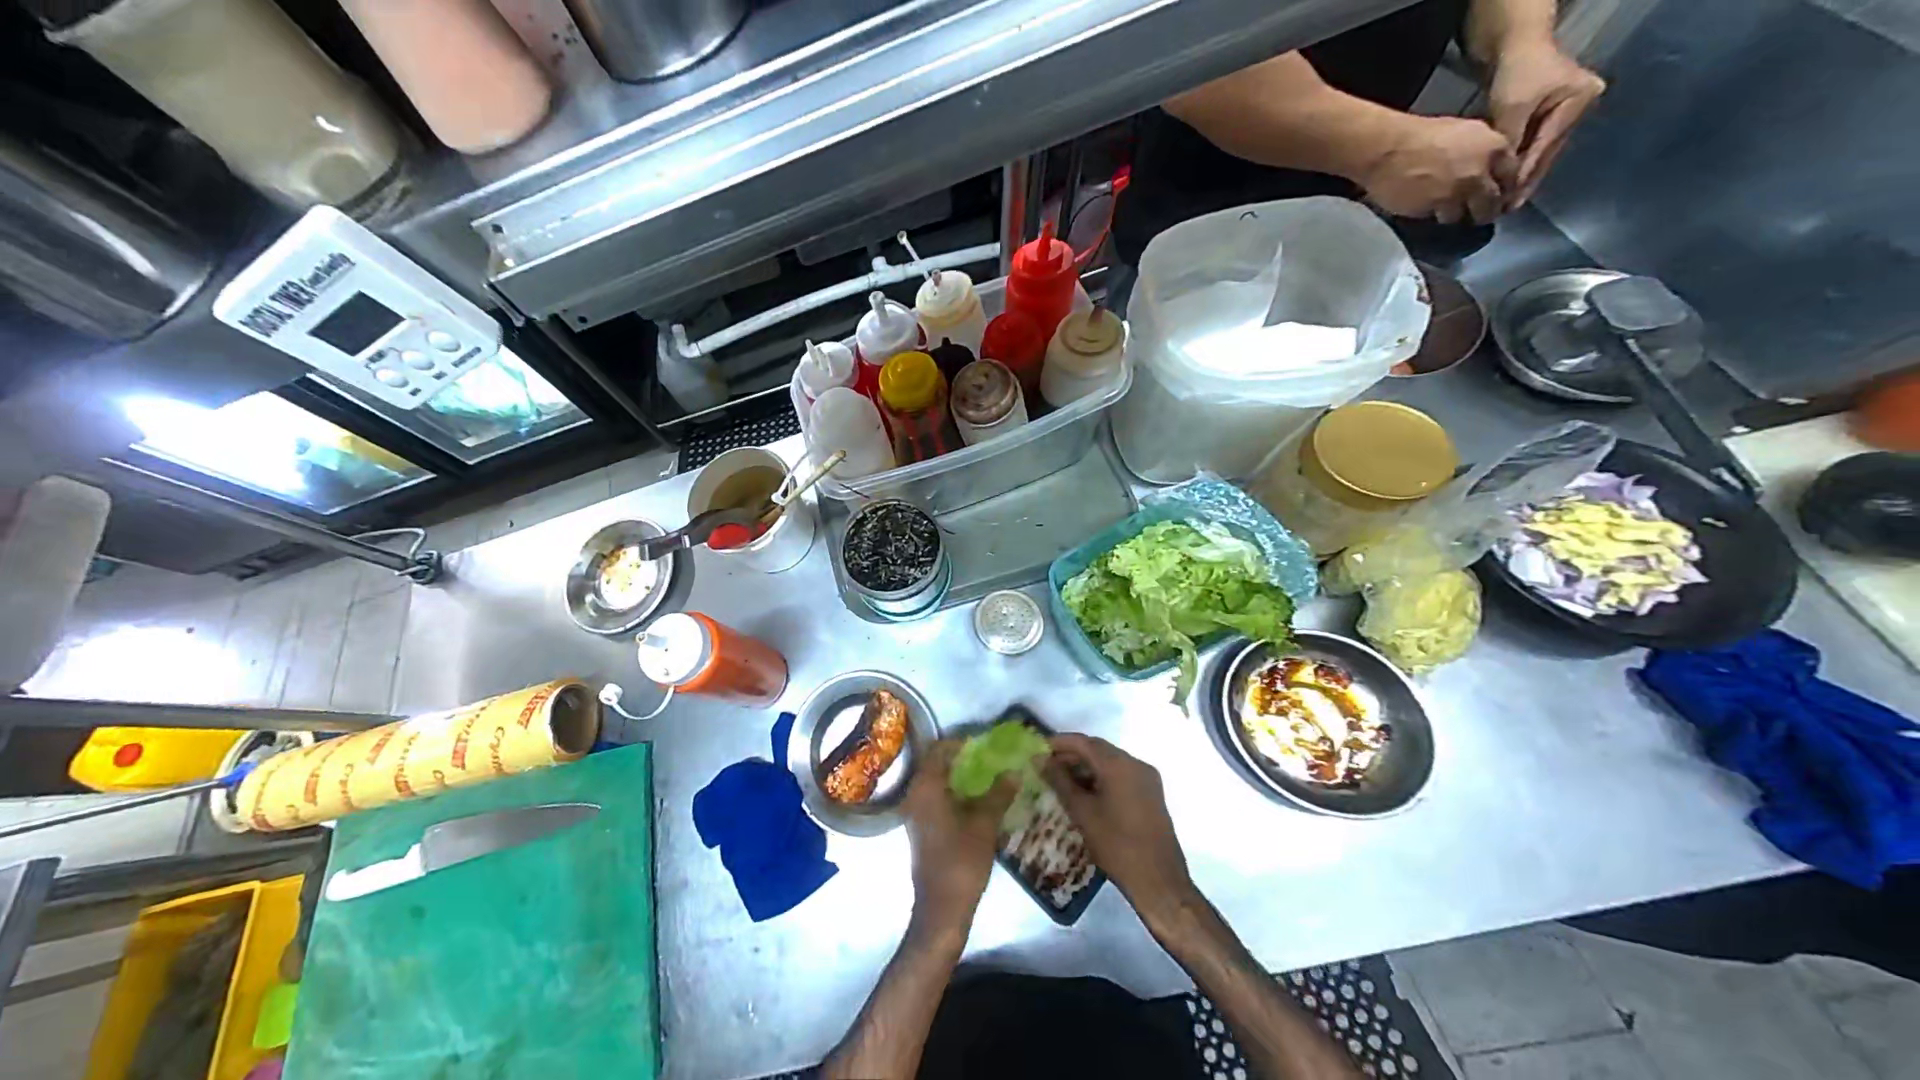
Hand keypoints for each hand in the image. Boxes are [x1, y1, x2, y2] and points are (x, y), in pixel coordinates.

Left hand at [902, 740, 1015, 931]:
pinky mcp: (922, 828)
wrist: (941, 908)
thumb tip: (1013, 772)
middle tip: (990, 756)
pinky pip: (936, 797)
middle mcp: (915, 795)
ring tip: (988, 774)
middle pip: (936, 763)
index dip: (962, 742)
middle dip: (962, 757)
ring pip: (936, 781)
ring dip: (959, 775)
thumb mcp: (985, 824)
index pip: (939, 750)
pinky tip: (977, 798)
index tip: (986, 743)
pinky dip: (955, 791)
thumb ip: (998, 794)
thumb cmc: (961, 862)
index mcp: (925, 788)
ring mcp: (916, 813)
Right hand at [1041, 734, 1198, 930]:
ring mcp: (1147, 778)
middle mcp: (1136, 764)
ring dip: (1086, 767)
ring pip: (1110, 763)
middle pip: (1099, 750)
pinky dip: (1101, 777)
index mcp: (1119, 765)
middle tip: (1046, 766)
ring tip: (1061, 780)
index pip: (1084, 742)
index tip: (1039, 749)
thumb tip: (1041, 761)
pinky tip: (1084, 792)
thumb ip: (1060, 781)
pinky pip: (1122, 775)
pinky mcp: (1151, 794)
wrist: (1159, 880)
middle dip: (1072, 755)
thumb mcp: (1082, 812)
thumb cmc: (1116, 845)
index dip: (1060, 742)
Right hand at [1358, 114, 1517, 224]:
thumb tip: (1486, 167)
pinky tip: (1432, 210)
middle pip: (1493, 201)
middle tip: (1478, 214)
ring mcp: (1459, 192)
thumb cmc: (1421, 135)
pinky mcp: (1436, 208)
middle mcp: (1481, 172)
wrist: (1388, 150)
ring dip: (1460, 215)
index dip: (1505, 188)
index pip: (1512, 175)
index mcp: (1493, 148)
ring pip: (1468, 214)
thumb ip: (1481, 151)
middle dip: (1487, 209)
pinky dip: (1440, 217)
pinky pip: (1444, 218)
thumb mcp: (1464, 133)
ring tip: (1449, 212)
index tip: (1497, 194)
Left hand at [1486, 38, 1604, 207]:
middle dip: (1525, 182)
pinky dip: (1520, 165)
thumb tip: (1501, 178)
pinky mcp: (1550, 118)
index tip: (1507, 201)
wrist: (1517, 49)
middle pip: (1547, 153)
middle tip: (1506, 210)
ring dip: (1522, 178)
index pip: (1546, 147)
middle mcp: (1579, 108)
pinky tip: (1508, 187)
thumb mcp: (1512, 109)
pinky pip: (1534, 148)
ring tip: (1505, 205)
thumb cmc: (1518, 74)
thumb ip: (1510, 142)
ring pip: (1540, 153)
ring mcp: (1567, 113)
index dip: (1525, 176)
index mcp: (1579, 101)